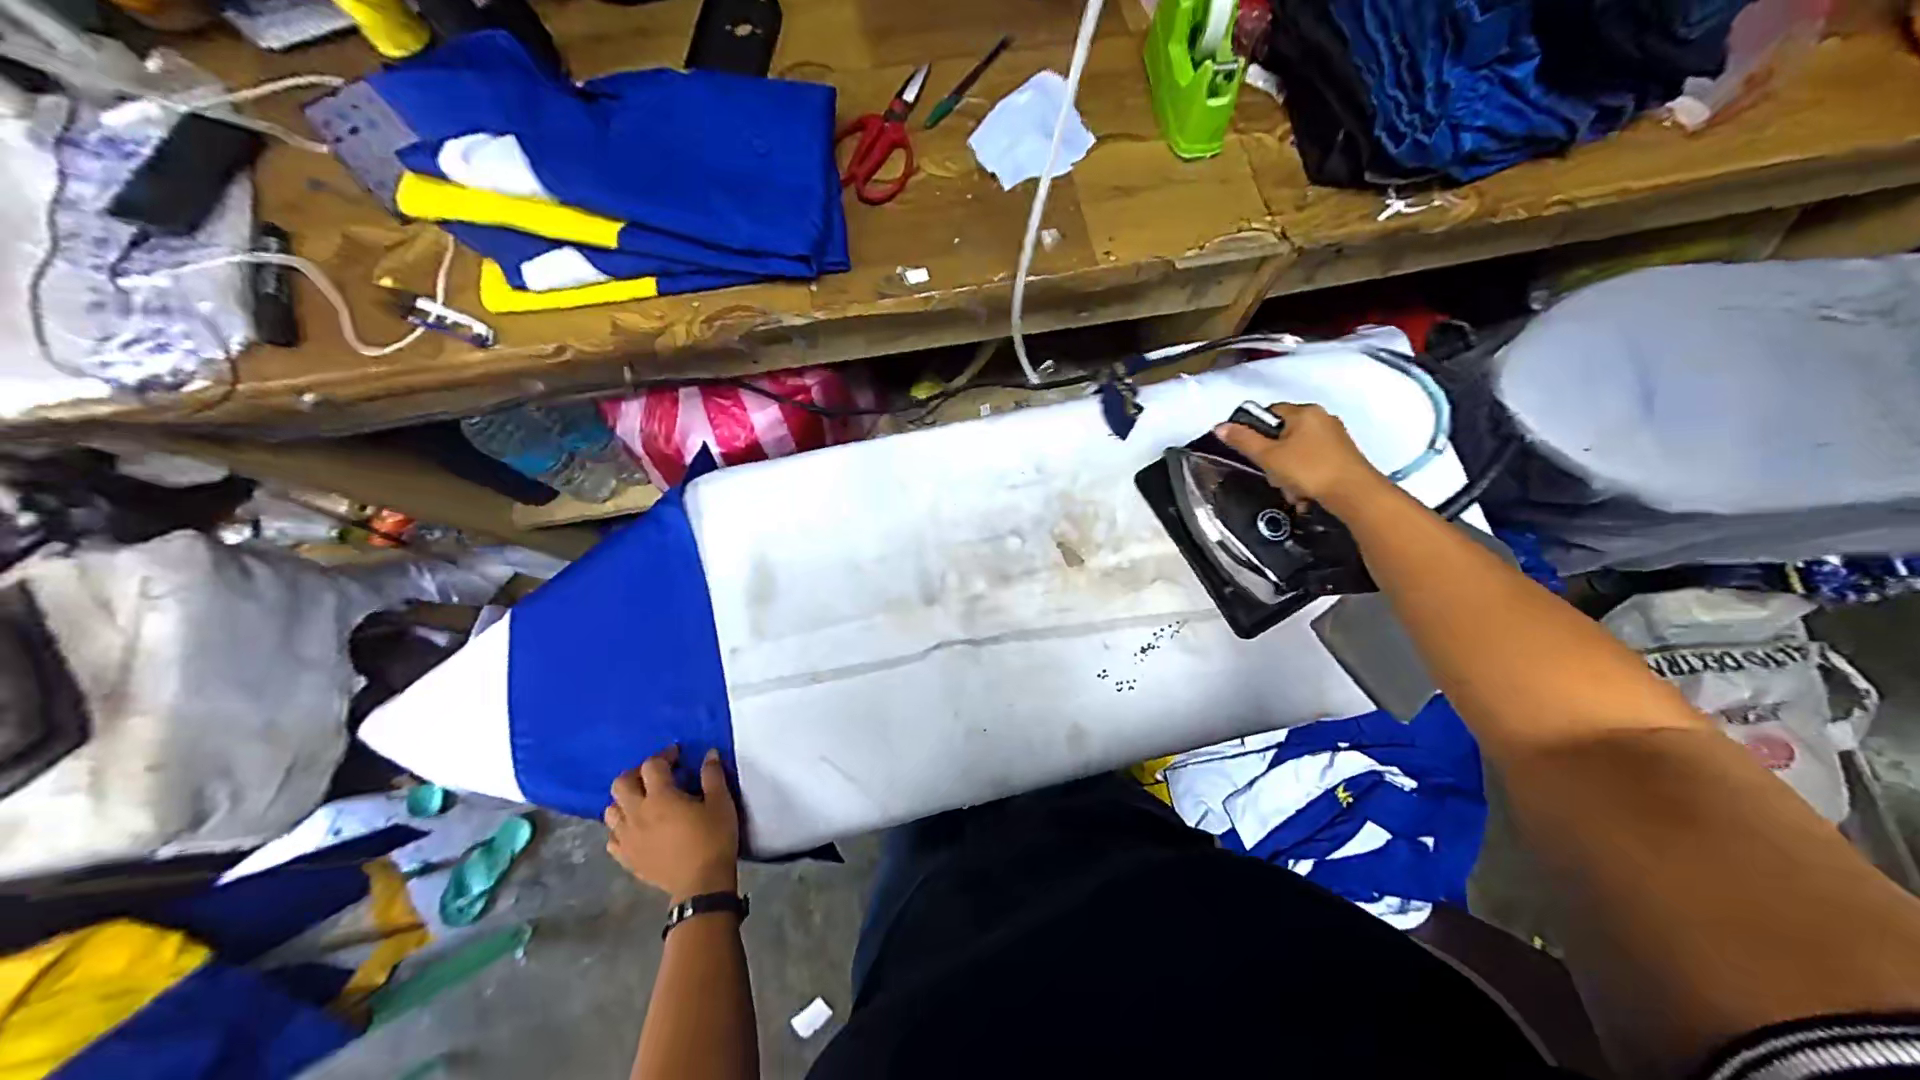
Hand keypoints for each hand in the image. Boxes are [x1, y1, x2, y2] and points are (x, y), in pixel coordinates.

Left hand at [604, 746, 739, 902]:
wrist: (701, 884)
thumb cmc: (713, 839)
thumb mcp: (721, 803)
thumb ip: (712, 775)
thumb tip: (709, 754)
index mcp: (660, 797)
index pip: (652, 765)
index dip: (664, 755)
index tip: (678, 756)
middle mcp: (636, 814)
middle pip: (621, 783)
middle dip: (637, 773)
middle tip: (656, 775)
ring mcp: (627, 838)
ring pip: (611, 810)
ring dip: (625, 800)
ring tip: (643, 802)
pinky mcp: (625, 858)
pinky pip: (612, 838)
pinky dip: (620, 828)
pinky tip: (636, 829)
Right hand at [1214, 402, 1391, 511]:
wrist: (1354, 493)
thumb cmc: (1308, 470)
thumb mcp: (1268, 456)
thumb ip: (1243, 440)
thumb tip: (1219, 426)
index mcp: (1304, 412)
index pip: (1270, 412)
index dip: (1256, 432)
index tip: (1254, 453)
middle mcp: (1322, 418)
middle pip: (1283, 435)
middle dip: (1274, 459)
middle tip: (1274, 475)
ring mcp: (1335, 437)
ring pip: (1297, 452)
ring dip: (1288, 473)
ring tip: (1293, 490)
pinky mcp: (1343, 455)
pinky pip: (1313, 462)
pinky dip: (1305, 478)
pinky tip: (1305, 493)